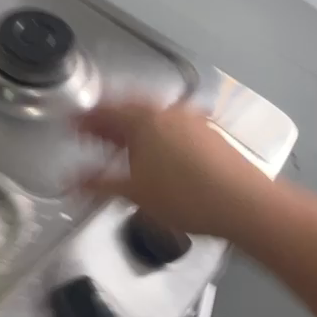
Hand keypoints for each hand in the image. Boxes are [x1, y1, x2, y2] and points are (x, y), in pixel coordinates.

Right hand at [75, 99, 280, 241]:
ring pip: (153, 119)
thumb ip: (97, 183)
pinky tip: (157, 156)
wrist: (247, 206)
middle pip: (129, 111)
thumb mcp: (134, 192)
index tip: (71, 126)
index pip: (104, 111)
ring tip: (122, 147)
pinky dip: (157, 137)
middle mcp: (167, 112)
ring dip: (133, 129)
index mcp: (143, 119)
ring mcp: (193, 121)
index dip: (84, 120)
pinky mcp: (211, 136)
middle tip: (92, 134)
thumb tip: (68, 182)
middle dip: (108, 123)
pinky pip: (174, 128)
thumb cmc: (186, 197)